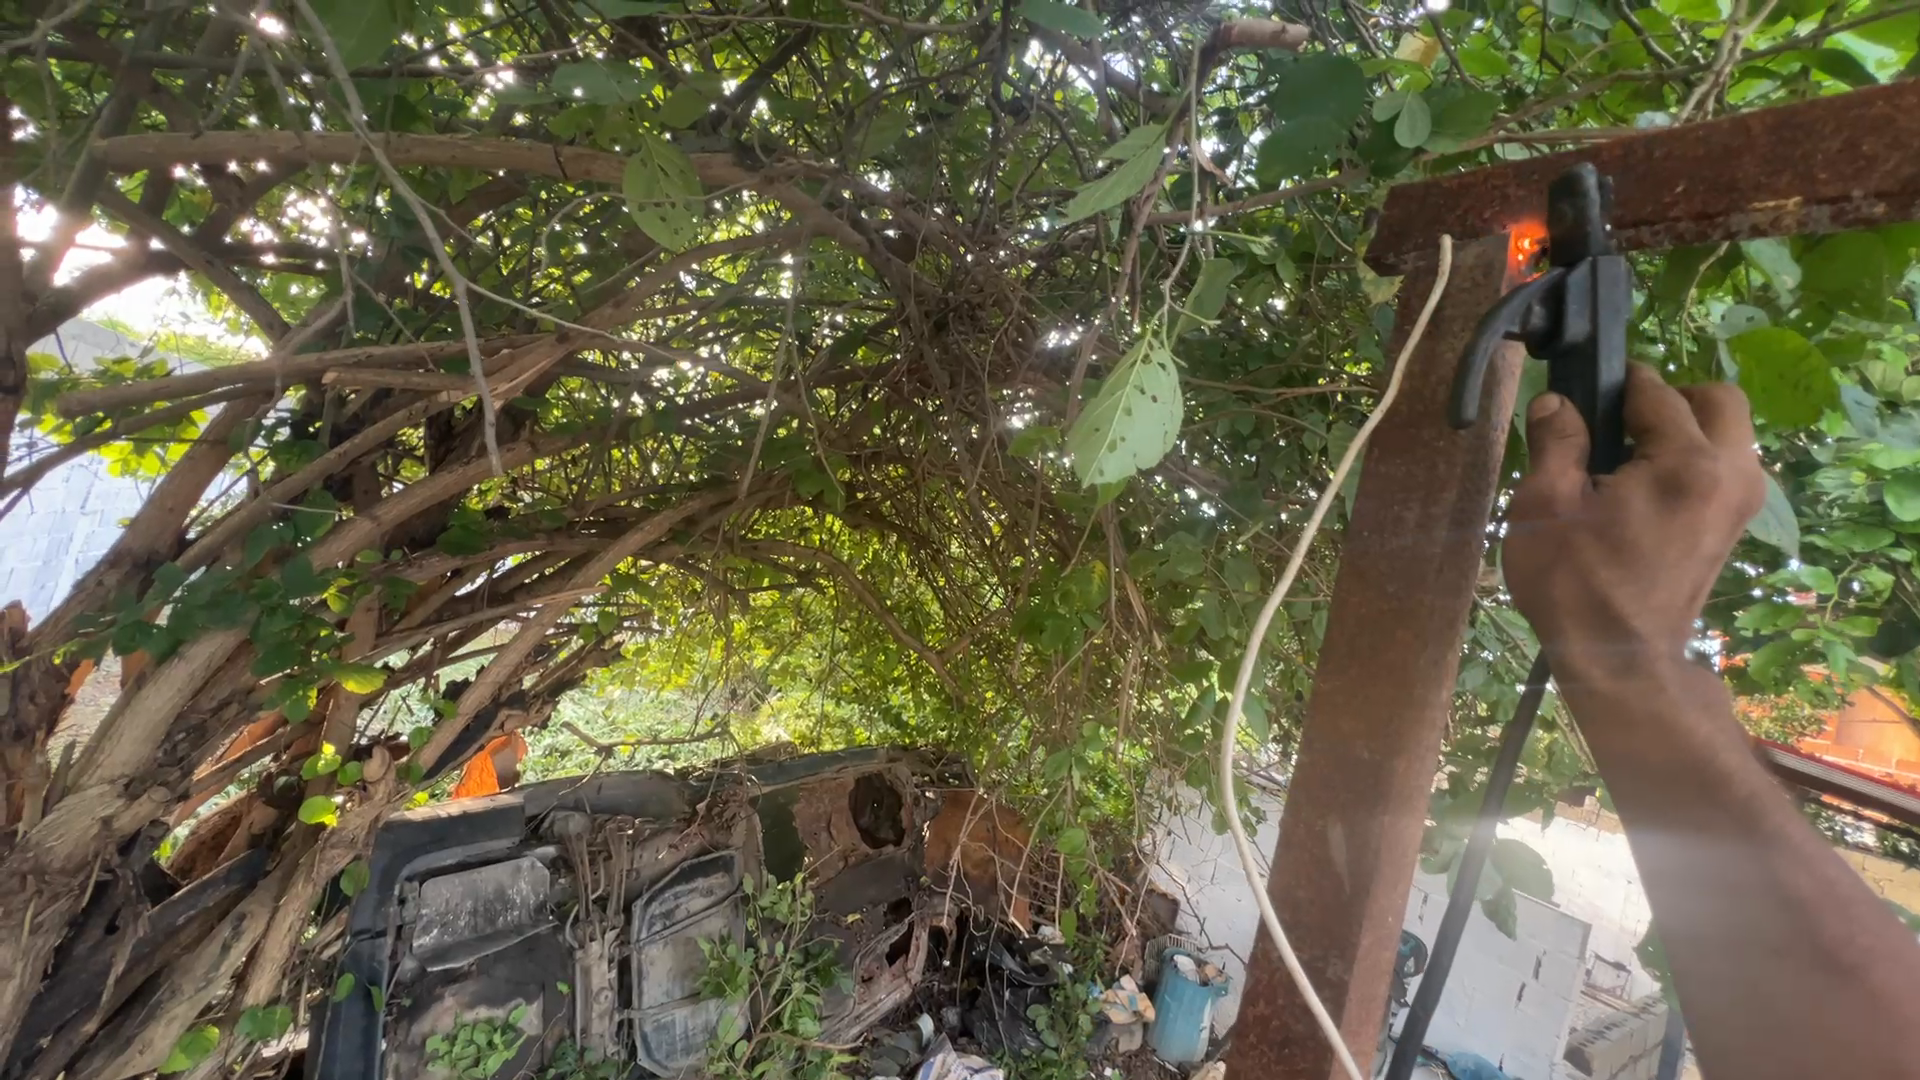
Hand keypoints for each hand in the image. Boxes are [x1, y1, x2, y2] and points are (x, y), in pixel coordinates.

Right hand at [1503, 363, 1765, 675]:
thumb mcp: (1543, 505)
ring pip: (1727, 433)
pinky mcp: (1733, 523)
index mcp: (1685, 462)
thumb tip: (1556, 400)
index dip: (1617, 384)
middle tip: (1608, 423)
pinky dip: (1689, 458)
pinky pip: (1723, 466)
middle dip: (1666, 398)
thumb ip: (1556, 444)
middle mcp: (1732, 472)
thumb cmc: (1571, 577)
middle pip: (1718, 402)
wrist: (1616, 650)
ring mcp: (1742, 501)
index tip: (1581, 388)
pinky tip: (1639, 488)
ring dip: (1681, 428)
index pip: (1658, 394)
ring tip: (1619, 459)